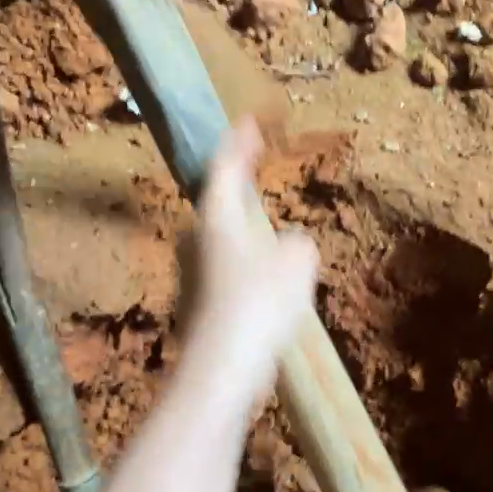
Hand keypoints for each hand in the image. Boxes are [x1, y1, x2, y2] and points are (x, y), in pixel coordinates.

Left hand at [184, 118, 319, 372]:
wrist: (222, 370)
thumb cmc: (259, 304)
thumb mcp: (297, 260)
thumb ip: (298, 243)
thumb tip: (289, 247)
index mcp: (217, 218)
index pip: (223, 167)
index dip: (237, 143)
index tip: (246, 121)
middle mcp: (197, 241)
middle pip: (217, 203)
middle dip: (237, 188)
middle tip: (256, 173)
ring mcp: (194, 276)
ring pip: (224, 241)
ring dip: (247, 233)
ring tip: (272, 232)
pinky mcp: (201, 306)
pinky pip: (229, 272)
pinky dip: (249, 267)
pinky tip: (270, 284)